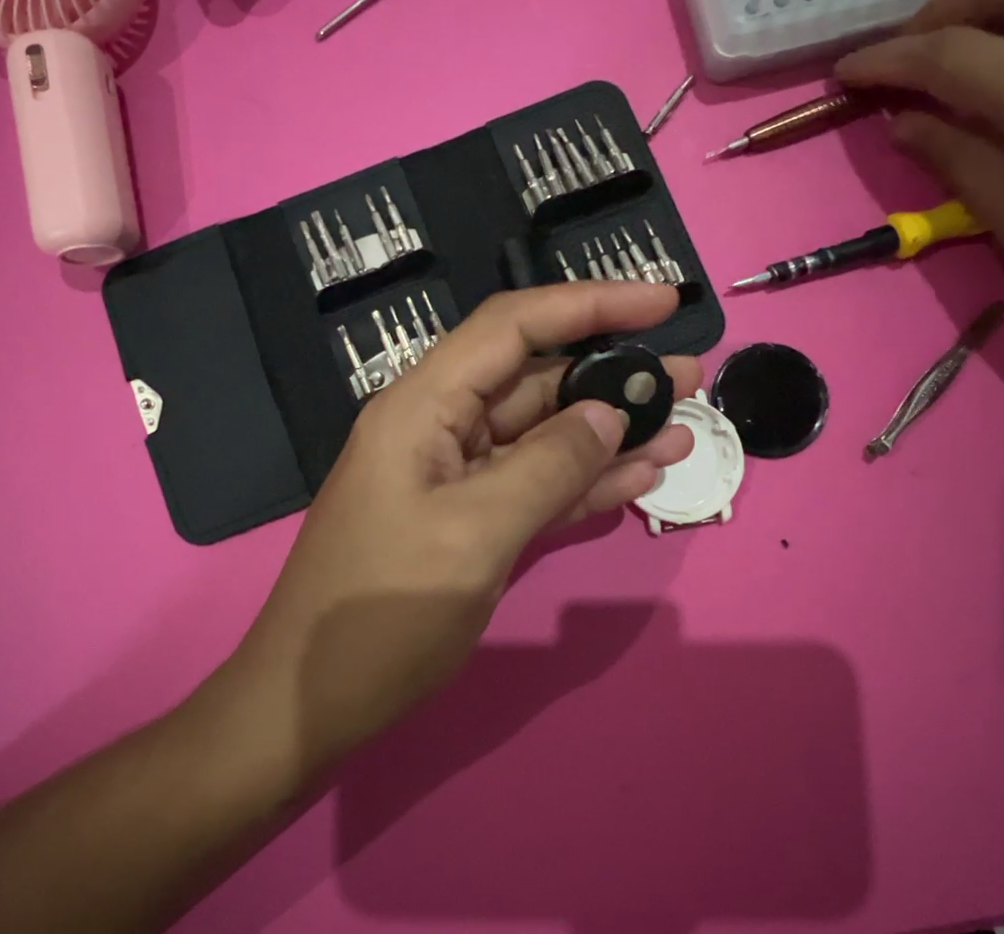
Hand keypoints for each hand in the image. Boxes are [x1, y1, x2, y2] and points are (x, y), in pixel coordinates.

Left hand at [235, 283, 699, 773]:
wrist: (314, 700)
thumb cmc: (383, 614)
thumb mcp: (473, 535)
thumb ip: (547, 467)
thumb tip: (607, 417)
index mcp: (423, 407)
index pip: (513, 326)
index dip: (590, 304)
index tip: (664, 303)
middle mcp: (438, 428)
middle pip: (534, 379)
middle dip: (611, 373)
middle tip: (690, 378)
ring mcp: (454, 478)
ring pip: (543, 435)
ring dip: (609, 430)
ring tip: (684, 425)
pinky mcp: (467, 522)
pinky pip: (535, 485)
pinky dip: (585, 480)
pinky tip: (641, 475)